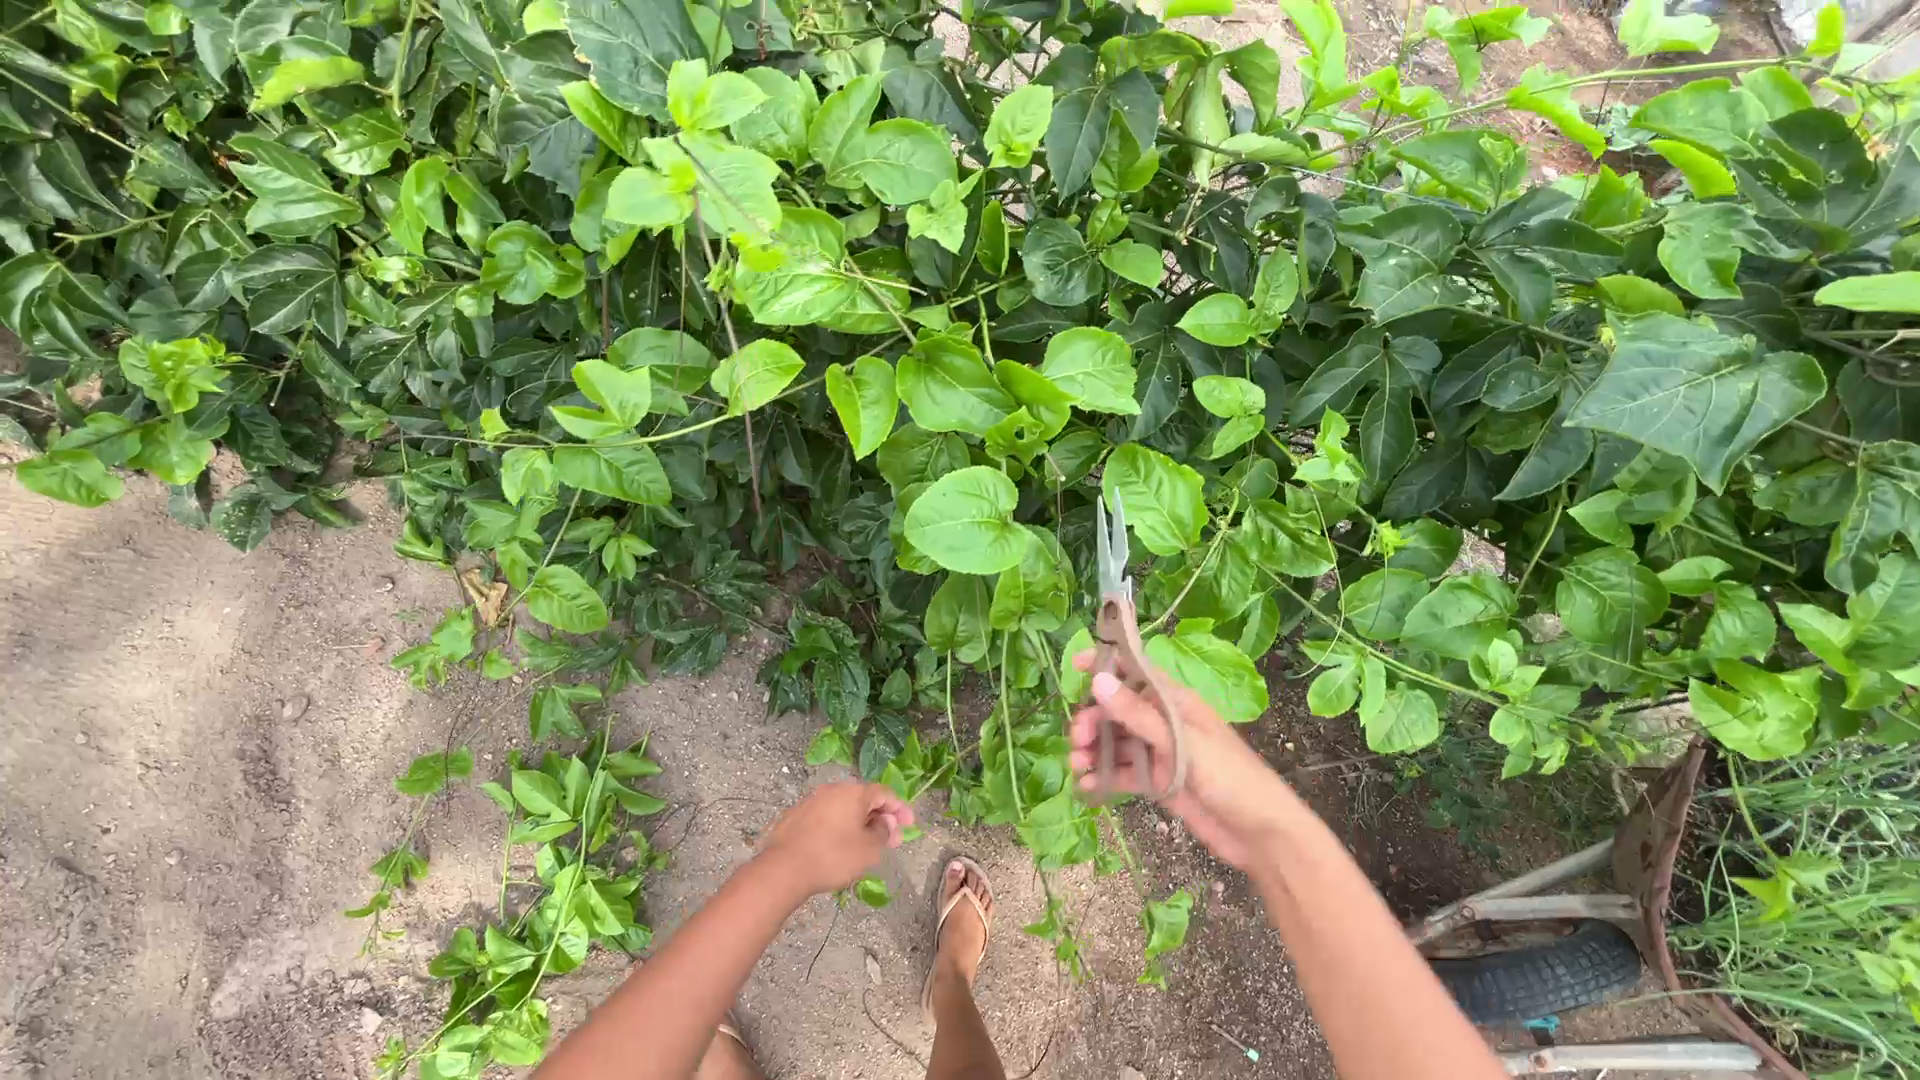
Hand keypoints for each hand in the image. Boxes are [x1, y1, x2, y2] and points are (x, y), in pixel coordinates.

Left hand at [757, 782, 912, 896]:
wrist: (784, 869)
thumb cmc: (833, 856)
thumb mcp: (869, 849)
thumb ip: (883, 832)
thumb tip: (884, 822)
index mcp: (853, 792)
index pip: (884, 793)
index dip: (900, 809)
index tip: (909, 825)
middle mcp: (832, 790)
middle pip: (863, 799)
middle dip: (880, 818)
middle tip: (891, 839)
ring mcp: (811, 801)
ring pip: (843, 808)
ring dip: (859, 823)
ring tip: (866, 845)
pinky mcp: (795, 816)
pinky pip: (826, 817)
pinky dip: (838, 827)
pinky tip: (839, 846)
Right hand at [1069, 654, 1299, 870]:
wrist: (1263, 835)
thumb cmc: (1233, 779)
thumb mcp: (1184, 744)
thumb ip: (1140, 716)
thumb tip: (1099, 681)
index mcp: (1177, 703)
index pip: (1136, 671)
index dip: (1107, 665)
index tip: (1076, 665)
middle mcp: (1165, 723)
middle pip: (1118, 710)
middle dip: (1093, 720)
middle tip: (1078, 740)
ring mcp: (1161, 753)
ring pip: (1117, 742)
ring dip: (1094, 749)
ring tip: (1078, 765)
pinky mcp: (1159, 782)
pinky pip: (1124, 773)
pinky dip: (1104, 776)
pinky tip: (1087, 786)